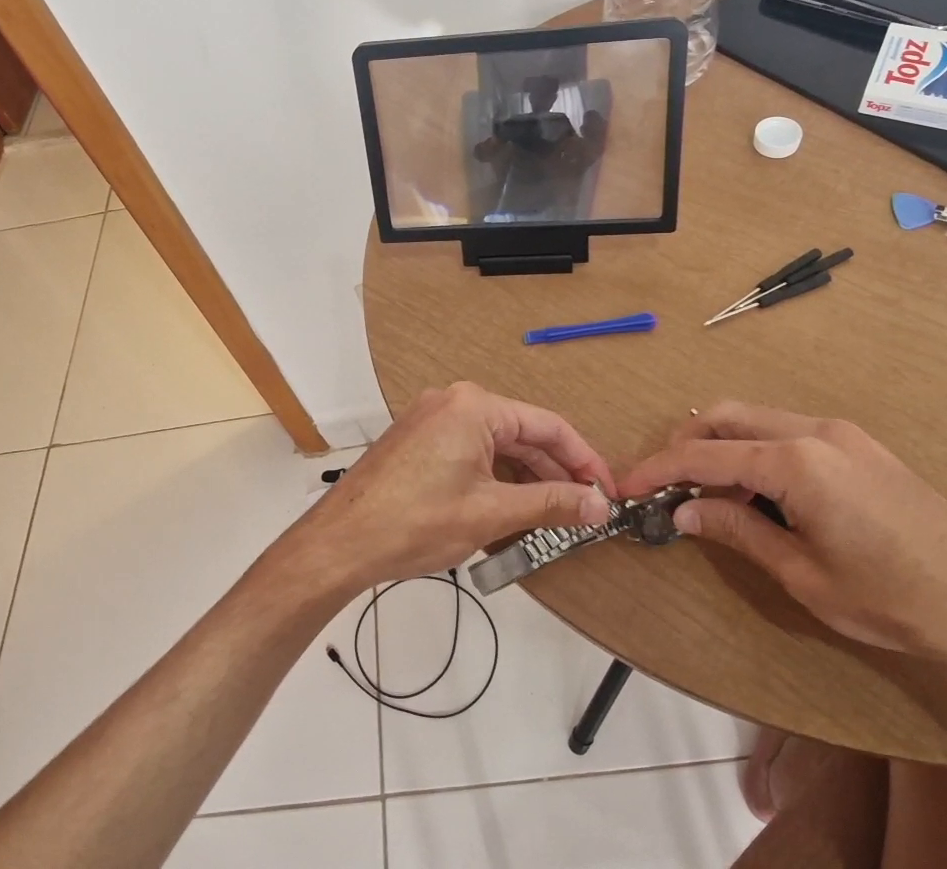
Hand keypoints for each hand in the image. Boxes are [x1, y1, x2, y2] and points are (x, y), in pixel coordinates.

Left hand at [289, 383, 614, 588]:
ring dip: (526, 477)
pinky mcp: (418, 442)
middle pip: (522, 434)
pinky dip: (496, 477)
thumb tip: (597, 505)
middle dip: (556, 472)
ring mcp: (431, 421)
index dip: (584, 460)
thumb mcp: (492, 513)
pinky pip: (471, 452)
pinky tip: (512, 506)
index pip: (548, 426)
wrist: (340, 544)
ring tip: (554, 514)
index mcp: (474, 407)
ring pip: (496, 445)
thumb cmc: (413, 523)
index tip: (606, 490)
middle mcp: (453, 403)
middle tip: (585, 508)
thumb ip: (551, 503)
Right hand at [621, 403, 946, 681]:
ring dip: (721, 447)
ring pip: (758, 421)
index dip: (656, 470)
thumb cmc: (891, 599)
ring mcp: (843, 434)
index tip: (623, 487)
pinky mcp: (861, 447)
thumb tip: (683, 510)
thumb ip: (737, 530)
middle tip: (662, 487)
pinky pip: (789, 434)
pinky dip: (756, 453)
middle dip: (685, 445)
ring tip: (704, 496)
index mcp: (796, 461)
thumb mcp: (802, 574)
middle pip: (726, 417)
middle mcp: (816, 431)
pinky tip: (755, 494)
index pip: (704, 454)